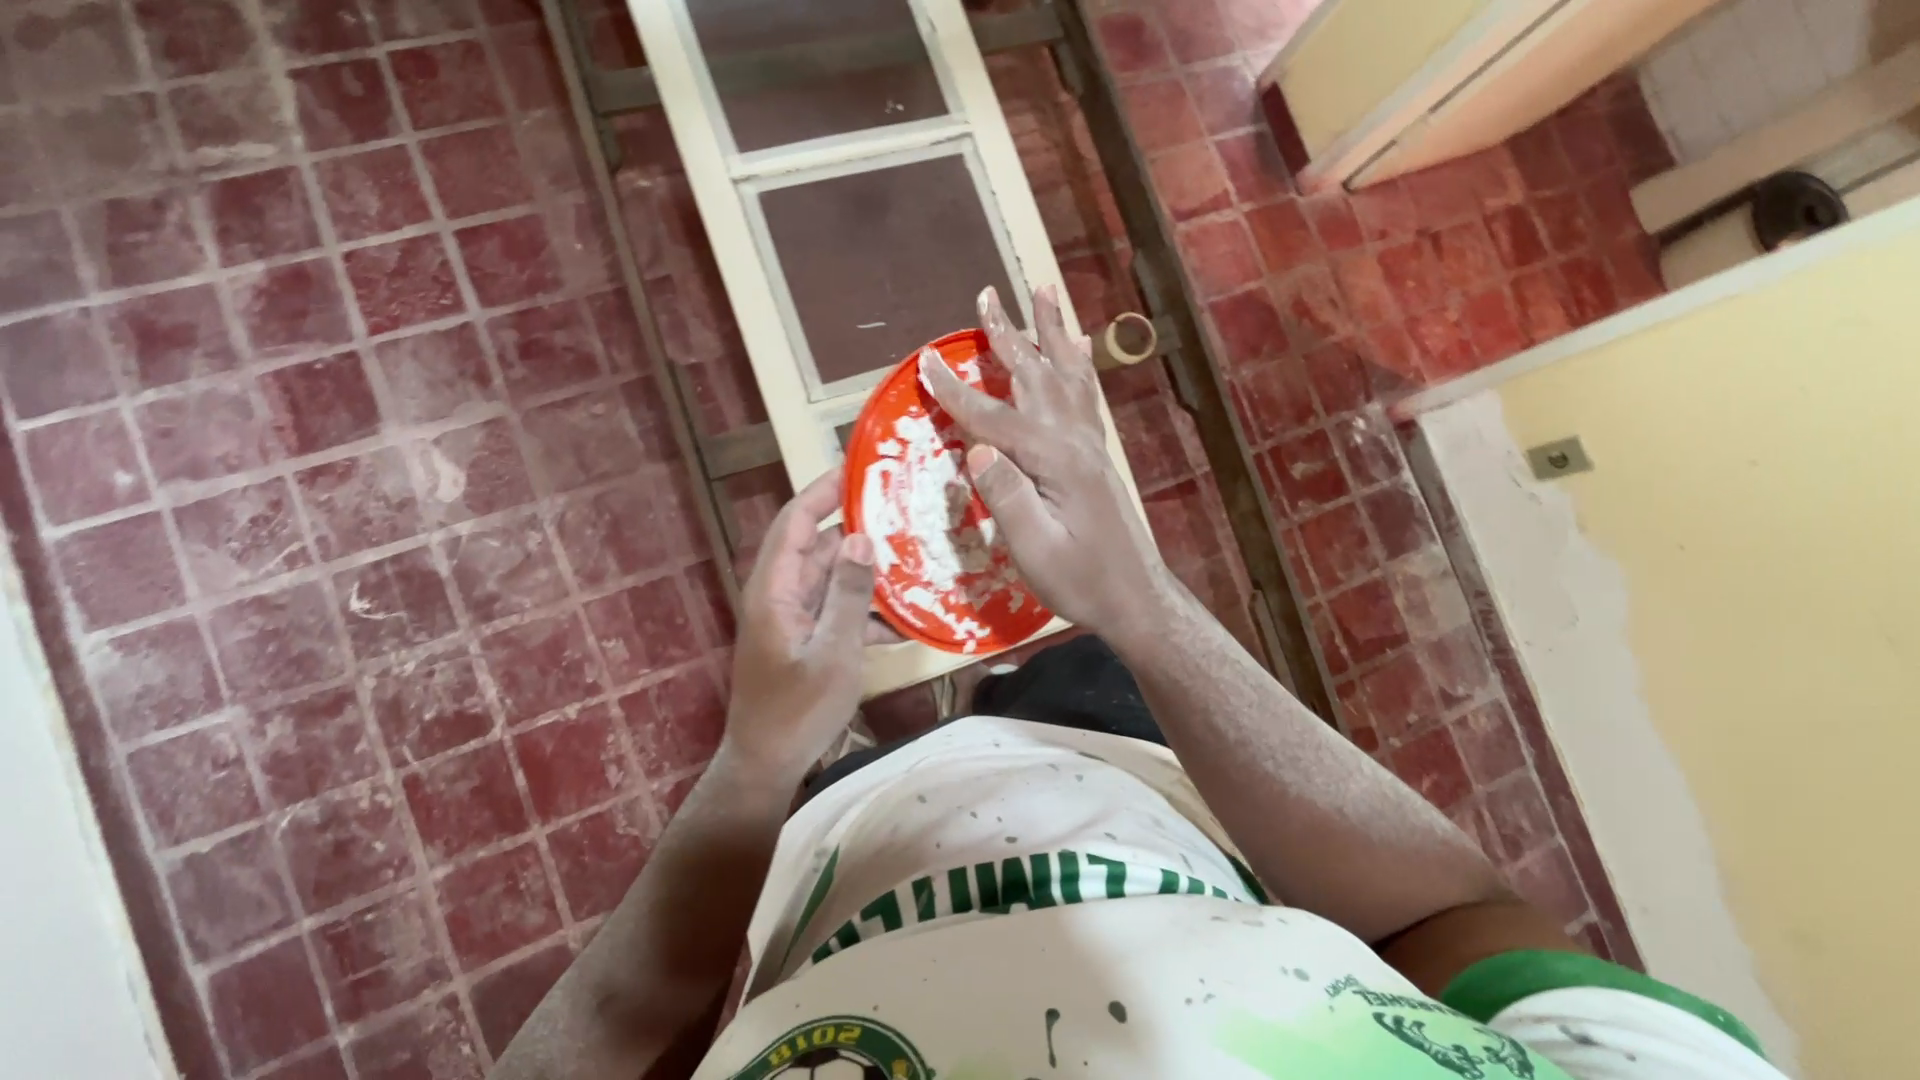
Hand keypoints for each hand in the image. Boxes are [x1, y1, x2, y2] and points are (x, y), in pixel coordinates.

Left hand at [722, 471, 891, 781]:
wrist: (766, 765)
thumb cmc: (796, 712)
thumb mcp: (831, 653)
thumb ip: (846, 595)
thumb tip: (860, 538)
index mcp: (774, 589)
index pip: (794, 521)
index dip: (822, 490)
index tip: (859, 467)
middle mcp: (779, 595)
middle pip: (817, 546)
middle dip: (857, 527)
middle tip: (903, 508)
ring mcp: (791, 619)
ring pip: (830, 579)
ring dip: (866, 571)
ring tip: (914, 554)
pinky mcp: (803, 640)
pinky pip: (835, 610)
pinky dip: (864, 608)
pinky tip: (903, 616)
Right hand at [920, 285, 1174, 640]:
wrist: (1135, 599)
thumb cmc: (1081, 581)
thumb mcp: (1035, 549)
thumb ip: (1008, 497)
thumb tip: (975, 450)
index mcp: (1054, 461)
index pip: (993, 417)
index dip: (955, 390)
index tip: (925, 359)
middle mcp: (1076, 441)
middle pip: (1035, 376)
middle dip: (1008, 335)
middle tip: (988, 296)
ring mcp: (1090, 445)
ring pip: (1067, 375)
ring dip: (1052, 333)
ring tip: (1045, 293)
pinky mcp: (1097, 456)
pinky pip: (1086, 396)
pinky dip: (1078, 365)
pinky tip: (1079, 349)